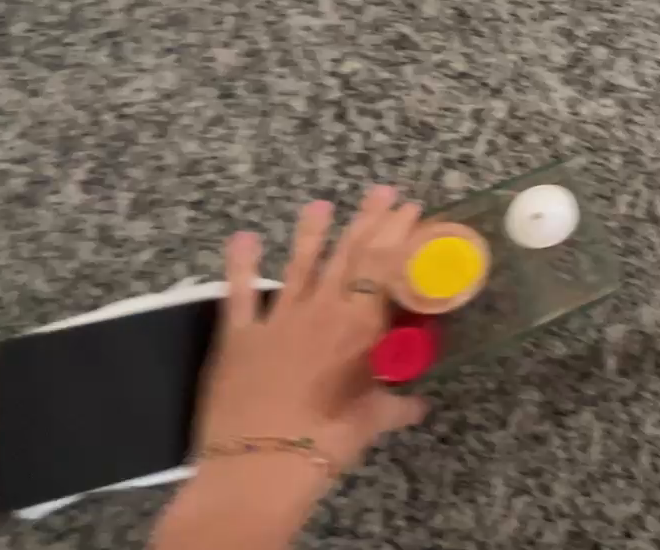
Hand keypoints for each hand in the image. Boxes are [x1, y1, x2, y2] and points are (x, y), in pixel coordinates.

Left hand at [156, 188, 430, 549]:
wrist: (260, 467)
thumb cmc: (328, 439)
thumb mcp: (374, 419)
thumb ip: (398, 404)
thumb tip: (419, 405)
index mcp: (363, 325)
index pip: (388, 266)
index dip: (401, 234)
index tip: (414, 210)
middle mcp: (326, 310)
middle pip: (352, 254)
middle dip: (371, 219)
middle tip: (385, 191)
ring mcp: (281, 319)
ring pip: (302, 264)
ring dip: (312, 231)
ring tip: (321, 203)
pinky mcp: (240, 337)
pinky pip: (240, 295)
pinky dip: (240, 266)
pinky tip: (242, 237)